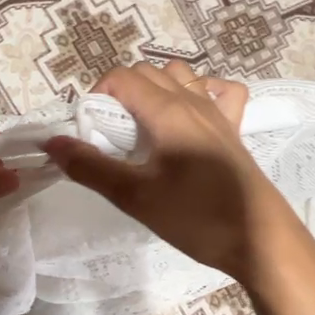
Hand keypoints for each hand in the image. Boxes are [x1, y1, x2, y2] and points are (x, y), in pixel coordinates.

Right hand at [43, 62, 309, 284]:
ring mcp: (218, 114)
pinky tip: (187, 119)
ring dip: (154, 90)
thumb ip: (91, 167)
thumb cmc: (195, 217)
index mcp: (167, 111)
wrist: (261, 241)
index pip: (121, 78)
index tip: (89, 131)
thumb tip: (53, 142)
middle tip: (109, 136)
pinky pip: (217, 93)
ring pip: (180, 77)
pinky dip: (198, 94)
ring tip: (142, 129)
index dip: (96, 97)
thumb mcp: (135, 197)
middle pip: (147, 73)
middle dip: (119, 94)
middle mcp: (194, 101)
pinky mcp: (234, 131)